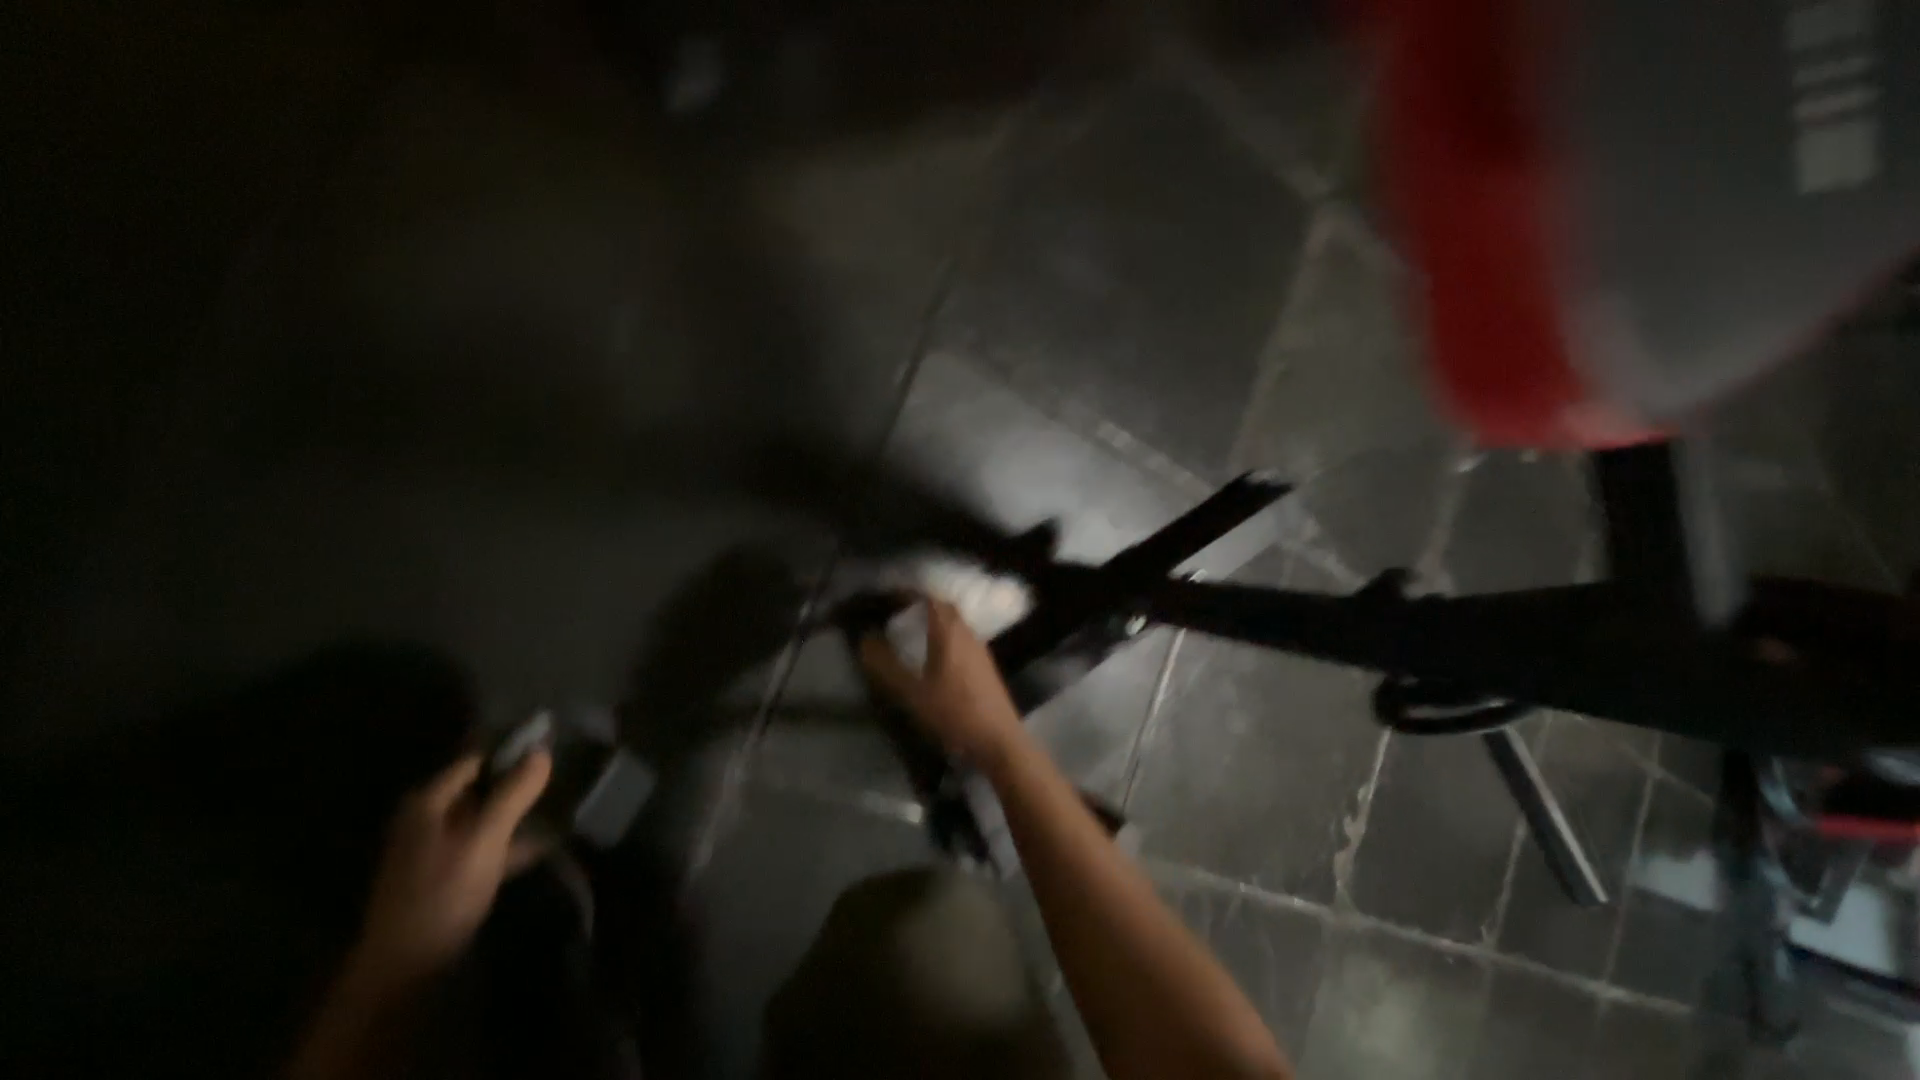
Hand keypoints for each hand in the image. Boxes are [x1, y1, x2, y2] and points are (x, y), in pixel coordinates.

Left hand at [350, 751, 551, 988]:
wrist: (403, 967)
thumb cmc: (442, 894)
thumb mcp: (484, 839)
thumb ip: (513, 794)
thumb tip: (542, 750)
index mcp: (428, 803)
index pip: (474, 760)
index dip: (510, 751)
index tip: (550, 746)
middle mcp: (427, 820)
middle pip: (479, 789)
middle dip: (517, 782)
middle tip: (562, 775)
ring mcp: (435, 851)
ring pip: (484, 819)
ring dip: (516, 814)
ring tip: (560, 806)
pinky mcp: (446, 878)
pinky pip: (484, 848)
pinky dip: (510, 844)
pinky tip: (543, 845)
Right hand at [860, 596, 1026, 766]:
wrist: (999, 741)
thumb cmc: (954, 713)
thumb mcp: (912, 693)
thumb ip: (886, 666)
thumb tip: (865, 640)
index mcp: (949, 632)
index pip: (928, 598)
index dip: (907, 593)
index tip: (887, 596)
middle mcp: (967, 633)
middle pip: (944, 607)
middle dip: (920, 605)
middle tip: (897, 613)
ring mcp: (980, 649)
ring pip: (955, 623)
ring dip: (933, 621)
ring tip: (911, 632)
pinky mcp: (985, 666)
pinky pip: (961, 638)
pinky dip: (943, 636)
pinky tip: (933, 656)